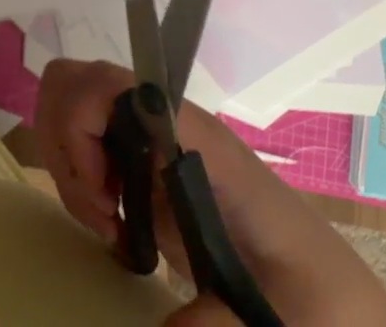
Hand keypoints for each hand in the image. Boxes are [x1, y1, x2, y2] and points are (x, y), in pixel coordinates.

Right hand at [32, 59, 385, 325]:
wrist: (321, 285)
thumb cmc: (305, 292)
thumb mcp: (271, 312)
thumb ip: (218, 323)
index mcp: (195, 140)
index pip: (110, 84)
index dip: (79, 125)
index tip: (102, 195)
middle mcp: (164, 122)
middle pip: (75, 82)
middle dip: (64, 144)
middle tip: (95, 205)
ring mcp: (149, 136)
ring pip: (69, 106)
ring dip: (67, 162)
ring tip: (103, 218)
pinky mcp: (140, 157)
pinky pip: (81, 136)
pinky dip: (76, 174)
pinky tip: (109, 219)